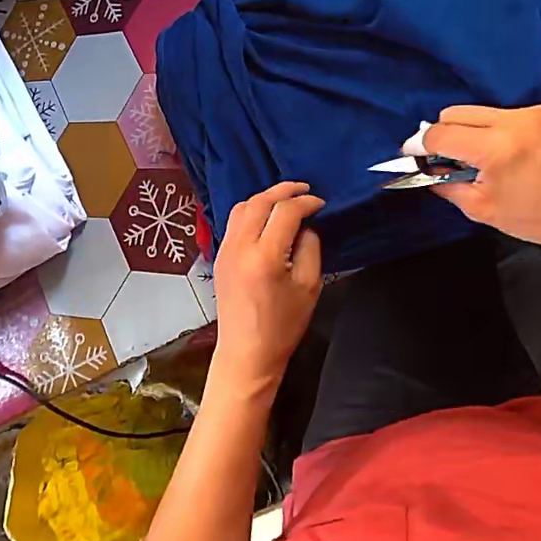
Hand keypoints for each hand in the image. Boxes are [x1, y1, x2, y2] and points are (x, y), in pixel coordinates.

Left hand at [211, 182, 324, 404]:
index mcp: (264, 255)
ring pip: (241, 208)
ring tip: (286, 199)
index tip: (321, 204)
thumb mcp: (309, 286)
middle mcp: (239, 246)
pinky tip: (267, 216)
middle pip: (259, 202)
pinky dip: (251, 212)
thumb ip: (310, 248)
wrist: (246, 352)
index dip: (305, 202)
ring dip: (264, 198)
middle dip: (283, 191)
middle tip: (304, 189)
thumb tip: (306, 226)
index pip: (285, 211)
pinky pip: (234, 223)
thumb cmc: (282, 326)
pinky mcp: (219, 256)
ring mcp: (225, 250)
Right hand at [422, 102, 540, 264]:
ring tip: (502, 158)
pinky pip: (525, 112)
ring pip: (491, 112)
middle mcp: (523, 122)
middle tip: (455, 156)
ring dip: (486, 132)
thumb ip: (445, 182)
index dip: (422, 144)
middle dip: (450, 134)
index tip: (416, 151)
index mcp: (498, 149)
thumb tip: (425, 166)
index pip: (440, 133)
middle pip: (459, 113)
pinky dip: (519, 130)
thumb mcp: (481, 208)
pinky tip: (532, 151)